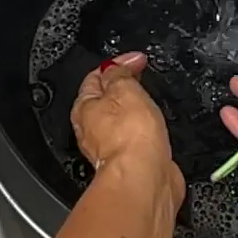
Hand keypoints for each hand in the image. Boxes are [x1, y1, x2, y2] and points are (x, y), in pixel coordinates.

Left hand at [72, 51, 183, 202]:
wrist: (145, 177)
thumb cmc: (130, 138)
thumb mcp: (124, 89)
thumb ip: (119, 73)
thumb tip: (116, 65)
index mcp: (83, 108)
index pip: (97, 77)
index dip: (118, 63)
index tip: (138, 59)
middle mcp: (92, 131)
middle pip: (107, 102)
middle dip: (124, 88)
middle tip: (142, 77)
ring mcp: (112, 150)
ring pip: (122, 123)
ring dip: (136, 112)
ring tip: (149, 103)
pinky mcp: (133, 164)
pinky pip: (137, 141)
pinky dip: (146, 133)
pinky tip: (154, 132)